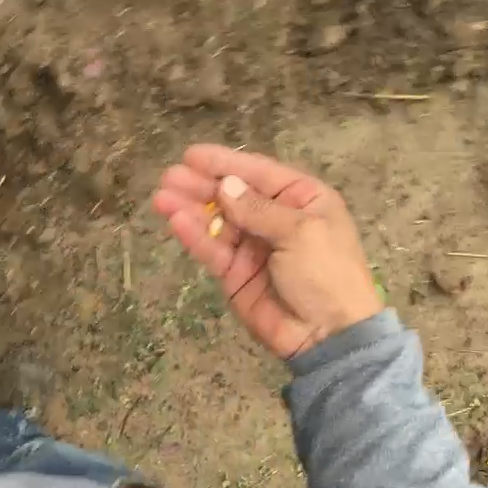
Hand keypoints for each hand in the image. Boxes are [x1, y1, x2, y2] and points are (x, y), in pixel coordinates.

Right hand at [151, 144, 382, 360]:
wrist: (325, 332)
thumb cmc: (326, 274)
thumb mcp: (300, 232)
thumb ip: (259, 210)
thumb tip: (225, 186)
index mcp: (300, 199)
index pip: (257, 174)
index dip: (224, 163)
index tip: (191, 155)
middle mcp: (273, 219)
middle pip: (231, 197)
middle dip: (199, 187)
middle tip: (168, 178)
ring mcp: (251, 248)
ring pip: (215, 223)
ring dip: (188, 210)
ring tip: (161, 198)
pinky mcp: (234, 275)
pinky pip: (211, 251)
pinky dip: (194, 237)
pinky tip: (175, 222)